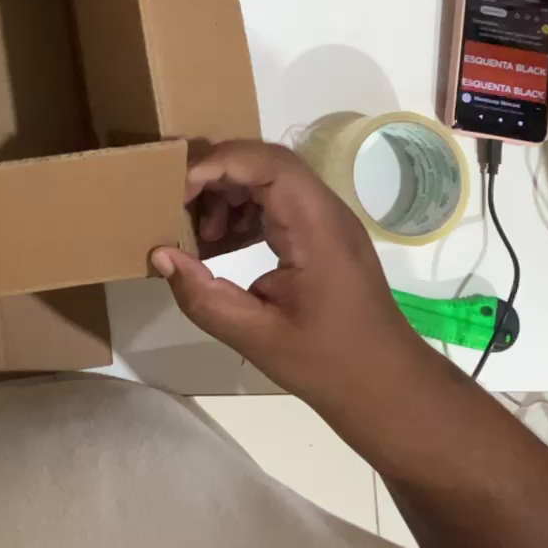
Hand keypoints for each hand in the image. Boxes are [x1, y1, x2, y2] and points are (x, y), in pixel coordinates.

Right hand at [150, 140, 431, 407]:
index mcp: (315, 228)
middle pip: (264, 161)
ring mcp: (323, 219)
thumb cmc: (328, 363)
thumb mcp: (256, 336)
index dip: (218, 165)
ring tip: (201, 236)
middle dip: (215, 175)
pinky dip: (241, 211)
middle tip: (180, 208)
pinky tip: (220, 245)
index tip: (179, 193)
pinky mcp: (318, 232)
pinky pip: (274, 200)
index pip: (267, 163)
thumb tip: (160, 255)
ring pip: (266, 176)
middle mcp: (323, 210)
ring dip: (226, 193)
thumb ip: (203, 296)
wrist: (387, 386)